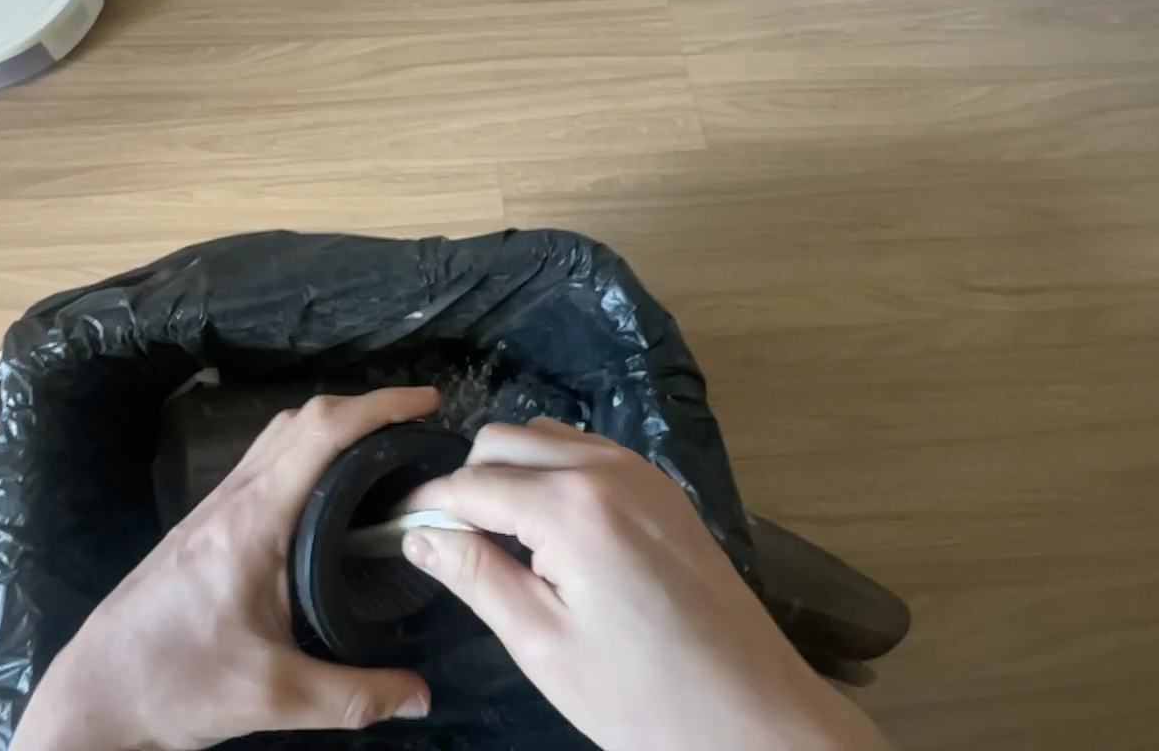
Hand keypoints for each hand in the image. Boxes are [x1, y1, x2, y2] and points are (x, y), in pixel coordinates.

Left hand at [12, 387, 439, 750]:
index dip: (380, 405)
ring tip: (379, 443)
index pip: (323, 432)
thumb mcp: (274, 695)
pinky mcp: (207, 517)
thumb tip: (422, 696)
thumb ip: (354, 697)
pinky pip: (266, 456)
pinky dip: (306, 445)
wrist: (95, 692)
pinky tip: (325, 482)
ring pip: (280, 433)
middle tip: (415, 423)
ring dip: (332, 421)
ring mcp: (217, 502)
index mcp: (256, 518)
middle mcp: (236, 494)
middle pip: (304, 418)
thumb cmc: (178, 684)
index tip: (426, 401)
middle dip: (365, 405)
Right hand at [403, 418, 887, 750]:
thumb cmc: (643, 698)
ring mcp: (636, 467)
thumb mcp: (542, 645)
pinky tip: (552, 524)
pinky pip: (582, 448)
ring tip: (503, 533)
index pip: (470, 483)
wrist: (760, 722)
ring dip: (509, 470)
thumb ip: (473, 575)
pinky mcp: (658, 482)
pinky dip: (550, 469)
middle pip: (502, 441)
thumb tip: (415, 536)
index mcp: (569, 505)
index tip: (398, 526)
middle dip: (466, 481)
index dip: (426, 504)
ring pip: (541, 435)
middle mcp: (601, 465)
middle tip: (454, 538)